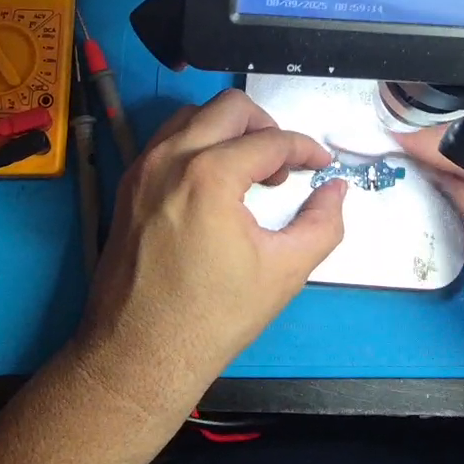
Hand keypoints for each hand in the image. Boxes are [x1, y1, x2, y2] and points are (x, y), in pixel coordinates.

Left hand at [69, 90, 347, 417]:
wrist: (138, 356)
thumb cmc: (213, 317)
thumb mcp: (284, 272)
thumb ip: (322, 223)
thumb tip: (335, 190)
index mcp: (209, 175)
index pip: (271, 141)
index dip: (305, 148)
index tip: (321, 163)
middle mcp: (170, 158)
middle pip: (229, 108)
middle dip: (266, 126)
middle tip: (284, 163)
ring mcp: (142, 168)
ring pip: (193, 115)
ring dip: (229, 130)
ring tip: (250, 170)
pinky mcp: (128, 185)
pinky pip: (167, 140)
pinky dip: (197, 143)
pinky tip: (214, 182)